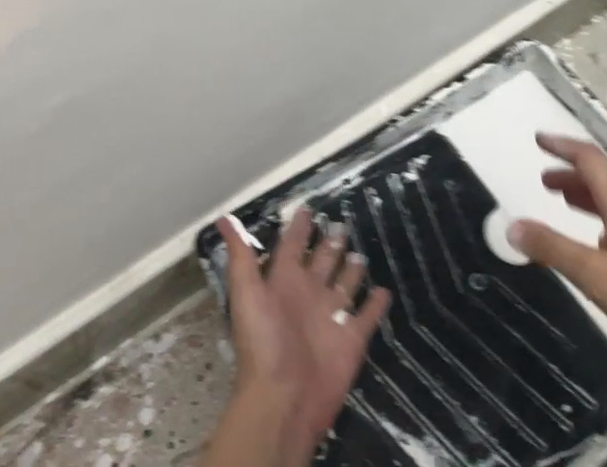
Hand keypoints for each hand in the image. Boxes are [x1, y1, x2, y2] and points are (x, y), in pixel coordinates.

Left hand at [218, 208, 389, 463]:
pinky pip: (368, 315)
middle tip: (341, 224)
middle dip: (330, 244)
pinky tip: (383, 290)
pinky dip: (376, 303)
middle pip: (322, 262)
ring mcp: (331, 316)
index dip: (298, 228)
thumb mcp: (247, 293)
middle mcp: (308, 294)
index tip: (307, 207)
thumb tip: (223, 219)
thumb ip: (240, 256)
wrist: (284, 398)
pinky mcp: (352, 337)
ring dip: (352, 269)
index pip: (292, 247)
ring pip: (345, 284)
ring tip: (359, 254)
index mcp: (284, 282)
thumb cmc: (263, 343)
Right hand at [506, 133, 606, 372]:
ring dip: (586, 194)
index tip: (539, 140)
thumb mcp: (595, 276)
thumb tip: (513, 226)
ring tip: (562, 200)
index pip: (590, 159)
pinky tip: (597, 240)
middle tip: (543, 180)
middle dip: (571, 173)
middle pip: (603, 177)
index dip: (562, 147)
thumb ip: (552, 249)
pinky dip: (602, 216)